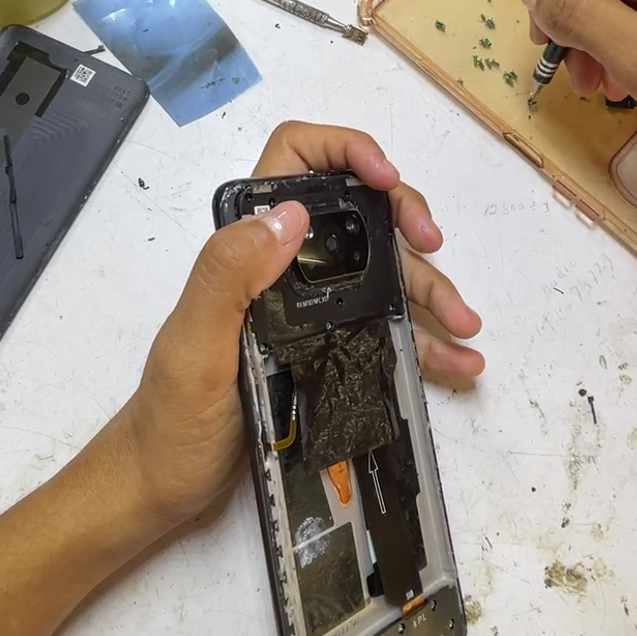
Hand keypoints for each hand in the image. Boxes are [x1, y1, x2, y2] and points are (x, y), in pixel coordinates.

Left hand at [112, 122, 484, 529]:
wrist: (169, 486)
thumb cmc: (172, 418)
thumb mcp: (194, 347)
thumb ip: (229, 275)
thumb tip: (295, 213)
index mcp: (246, 244)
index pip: (296, 158)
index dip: (346, 149)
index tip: (387, 179)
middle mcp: (285, 262)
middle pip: (357, 208)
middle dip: (404, 215)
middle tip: (434, 245)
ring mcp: (312, 304)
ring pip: (383, 269)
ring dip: (431, 286)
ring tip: (467, 324)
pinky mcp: (330, 345)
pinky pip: (387, 329)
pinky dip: (427, 340)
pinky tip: (459, 361)